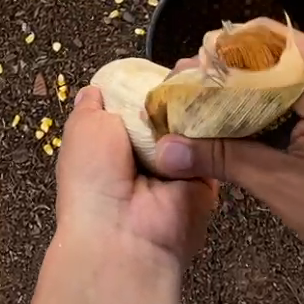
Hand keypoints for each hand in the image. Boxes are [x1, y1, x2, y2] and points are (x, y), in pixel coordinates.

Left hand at [18, 86, 216, 303]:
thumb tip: (95, 89)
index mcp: (113, 142)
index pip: (134, 103)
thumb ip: (92, 106)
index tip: (159, 66)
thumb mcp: (83, 130)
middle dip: (174, 91)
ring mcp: (177, 166)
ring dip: (196, 106)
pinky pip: (215, 144)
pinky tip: (220, 102)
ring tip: (205, 80)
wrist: (123, 238)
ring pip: (193, 123)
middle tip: (188, 65)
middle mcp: (146, 153)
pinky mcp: (206, 179)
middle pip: (168, 110)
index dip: (144, 83)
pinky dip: (215, 127)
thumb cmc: (93, 178)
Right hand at [150, 28, 303, 301]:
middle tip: (183, 112)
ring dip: (243, 94)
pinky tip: (249, 131)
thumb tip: (169, 150)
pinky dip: (271, 103)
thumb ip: (226, 160)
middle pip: (262, 50)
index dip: (204, 69)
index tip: (172, 98)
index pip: (248, 45)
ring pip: (280, 67)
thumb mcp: (293, 192)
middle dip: (218, 81)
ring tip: (207, 124)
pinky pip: (302, 83)